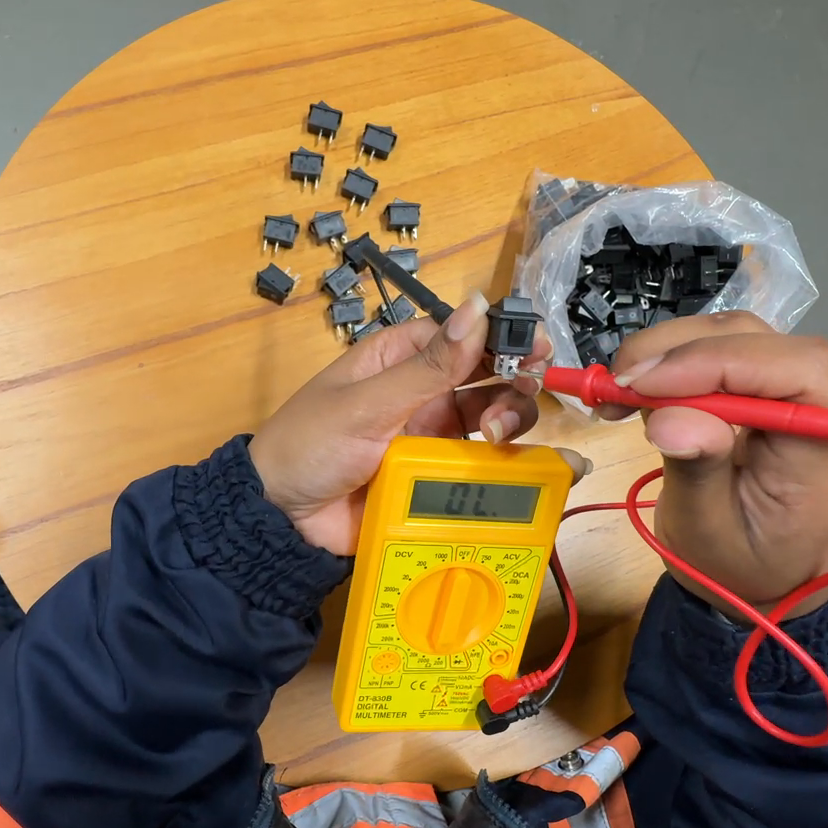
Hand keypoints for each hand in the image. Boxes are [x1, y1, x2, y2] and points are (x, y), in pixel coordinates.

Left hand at [249, 292, 574, 553]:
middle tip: (517, 393)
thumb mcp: (366, 402)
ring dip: (512, 420)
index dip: (502, 336)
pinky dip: (516, 465)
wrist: (282, 519)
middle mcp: (424, 394)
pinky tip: (546, 468)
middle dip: (514, 380)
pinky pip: (485, 467)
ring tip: (498, 436)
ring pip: (495, 419)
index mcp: (400, 360)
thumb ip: (426, 365)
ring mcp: (434, 437)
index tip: (534, 346)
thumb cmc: (309, 445)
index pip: (463, 334)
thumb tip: (477, 307)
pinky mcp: (438, 479)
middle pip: (490, 375)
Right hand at [603, 312, 827, 618]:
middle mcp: (822, 406)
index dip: (717, 362)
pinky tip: (638, 392)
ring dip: (668, 352)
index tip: (645, 384)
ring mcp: (791, 395)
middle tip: (618, 385)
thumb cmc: (744, 571)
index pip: (794, 369)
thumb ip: (697, 472)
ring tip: (620, 390)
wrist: (767, 587)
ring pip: (733, 335)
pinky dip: (670, 363)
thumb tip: (667, 419)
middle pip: (758, 339)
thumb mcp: (710, 536)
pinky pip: (717, 354)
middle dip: (679, 350)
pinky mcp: (761, 392)